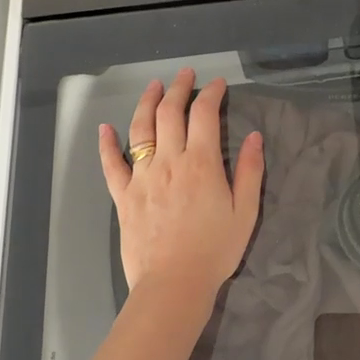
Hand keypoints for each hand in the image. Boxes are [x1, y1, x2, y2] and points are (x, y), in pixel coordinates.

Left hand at [97, 68, 264, 299]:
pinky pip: (111, 165)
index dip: (211, 93)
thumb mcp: (245, 212)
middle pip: (170, 112)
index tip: (218, 85)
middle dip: (179, 88)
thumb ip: (250, 172)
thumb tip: (254, 137)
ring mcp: (142, 177)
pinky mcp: (124, 196)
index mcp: (201, 163)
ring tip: (154, 86)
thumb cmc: (214, 250)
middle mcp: (169, 161)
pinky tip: (104, 128)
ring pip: (140, 129)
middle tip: (185, 74)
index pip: (204, 114)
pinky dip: (106, 144)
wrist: (173, 286)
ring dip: (147, 102)